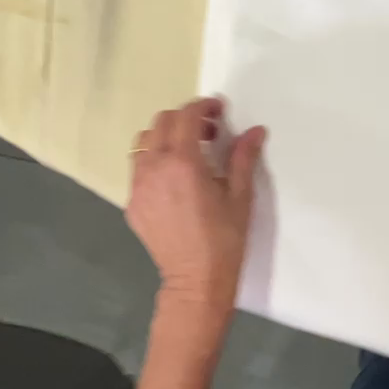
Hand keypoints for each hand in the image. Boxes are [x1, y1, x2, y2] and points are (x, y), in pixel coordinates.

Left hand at [126, 98, 266, 327]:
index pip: (186, 116)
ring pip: (143, 143)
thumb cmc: (224, 240)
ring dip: (166, 137)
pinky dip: (155, 161)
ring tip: (189, 153)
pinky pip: (138, 169)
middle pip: (161, 122)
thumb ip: (243, 157)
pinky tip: (175, 180)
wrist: (196, 283)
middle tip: (209, 132)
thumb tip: (255, 130)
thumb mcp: (240, 196)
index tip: (219, 110)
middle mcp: (154, 169)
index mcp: (183, 163)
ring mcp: (138, 187)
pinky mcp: (132, 204)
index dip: (203, 106)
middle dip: (185, 119)